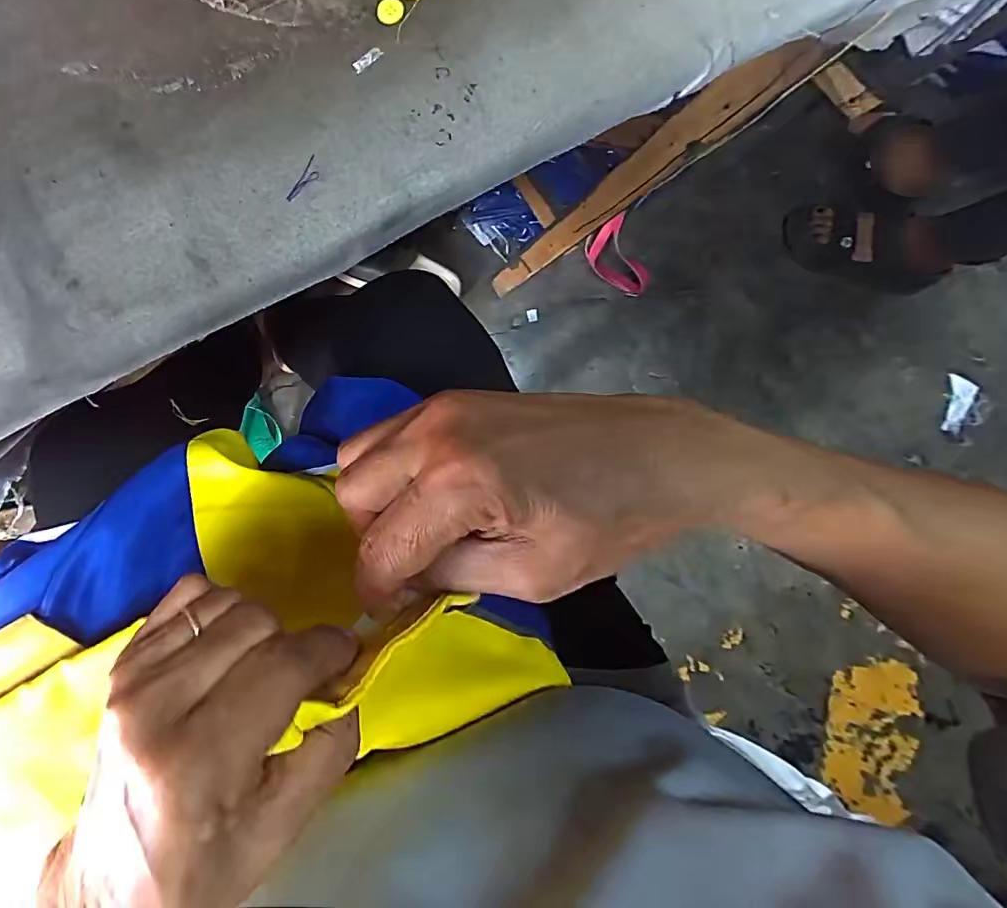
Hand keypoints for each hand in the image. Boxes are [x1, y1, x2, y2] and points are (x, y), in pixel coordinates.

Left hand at [40, 575, 358, 907]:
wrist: (111, 884)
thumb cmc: (203, 864)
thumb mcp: (283, 826)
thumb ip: (331, 745)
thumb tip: (351, 678)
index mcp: (197, 759)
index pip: (282, 666)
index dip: (329, 649)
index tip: (347, 655)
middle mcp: (155, 707)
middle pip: (257, 625)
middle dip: (294, 645)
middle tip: (298, 678)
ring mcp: (131, 678)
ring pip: (228, 602)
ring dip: (259, 627)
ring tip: (258, 666)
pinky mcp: (122, 661)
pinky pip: (189, 594)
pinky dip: (221, 608)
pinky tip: (224, 647)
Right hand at [334, 391, 773, 606]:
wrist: (654, 451)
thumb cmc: (608, 521)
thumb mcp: (533, 576)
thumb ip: (454, 576)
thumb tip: (406, 576)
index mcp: (456, 481)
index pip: (380, 546)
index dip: (375, 588)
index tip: (387, 608)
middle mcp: (433, 433)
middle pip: (351, 491)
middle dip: (370, 538)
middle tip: (412, 564)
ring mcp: (441, 405)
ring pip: (360, 454)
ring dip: (375, 498)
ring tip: (419, 526)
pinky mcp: (455, 397)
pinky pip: (391, 432)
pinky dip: (392, 466)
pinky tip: (431, 490)